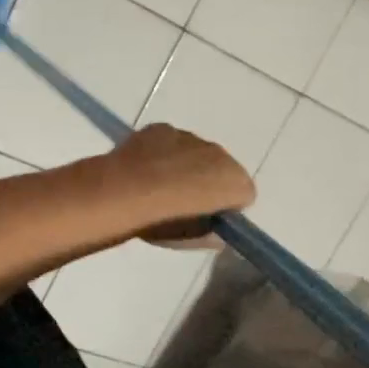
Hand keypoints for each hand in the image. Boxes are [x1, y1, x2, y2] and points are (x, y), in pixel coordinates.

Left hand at [104, 124, 255, 245]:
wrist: (125, 190)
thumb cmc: (164, 220)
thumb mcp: (191, 239)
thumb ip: (210, 233)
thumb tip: (215, 232)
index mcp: (236, 182)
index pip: (242, 195)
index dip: (224, 207)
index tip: (204, 217)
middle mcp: (221, 154)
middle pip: (220, 170)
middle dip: (206, 183)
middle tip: (179, 201)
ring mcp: (191, 137)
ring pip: (195, 153)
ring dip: (183, 166)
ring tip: (156, 185)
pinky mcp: (163, 128)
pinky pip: (169, 142)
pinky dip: (161, 152)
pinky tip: (142, 167)